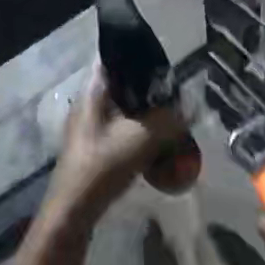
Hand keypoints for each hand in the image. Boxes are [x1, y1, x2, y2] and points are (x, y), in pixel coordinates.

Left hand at [44, 67, 186, 227]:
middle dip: (148, 92)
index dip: (136, 57)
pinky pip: (120, 130)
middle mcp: (87, 103)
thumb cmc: (102, 164)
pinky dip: (138, 134)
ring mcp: (88, 126)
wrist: (74, 206)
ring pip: (122, 111)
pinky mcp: (94, 146)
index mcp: (92, 92)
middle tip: (176, 99)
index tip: (163, 65)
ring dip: (145, 116)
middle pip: (120, 87)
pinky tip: (157, 147)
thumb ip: (168, 120)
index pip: (111, 59)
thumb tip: (190, 105)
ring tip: (173, 123)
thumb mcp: (141, 139)